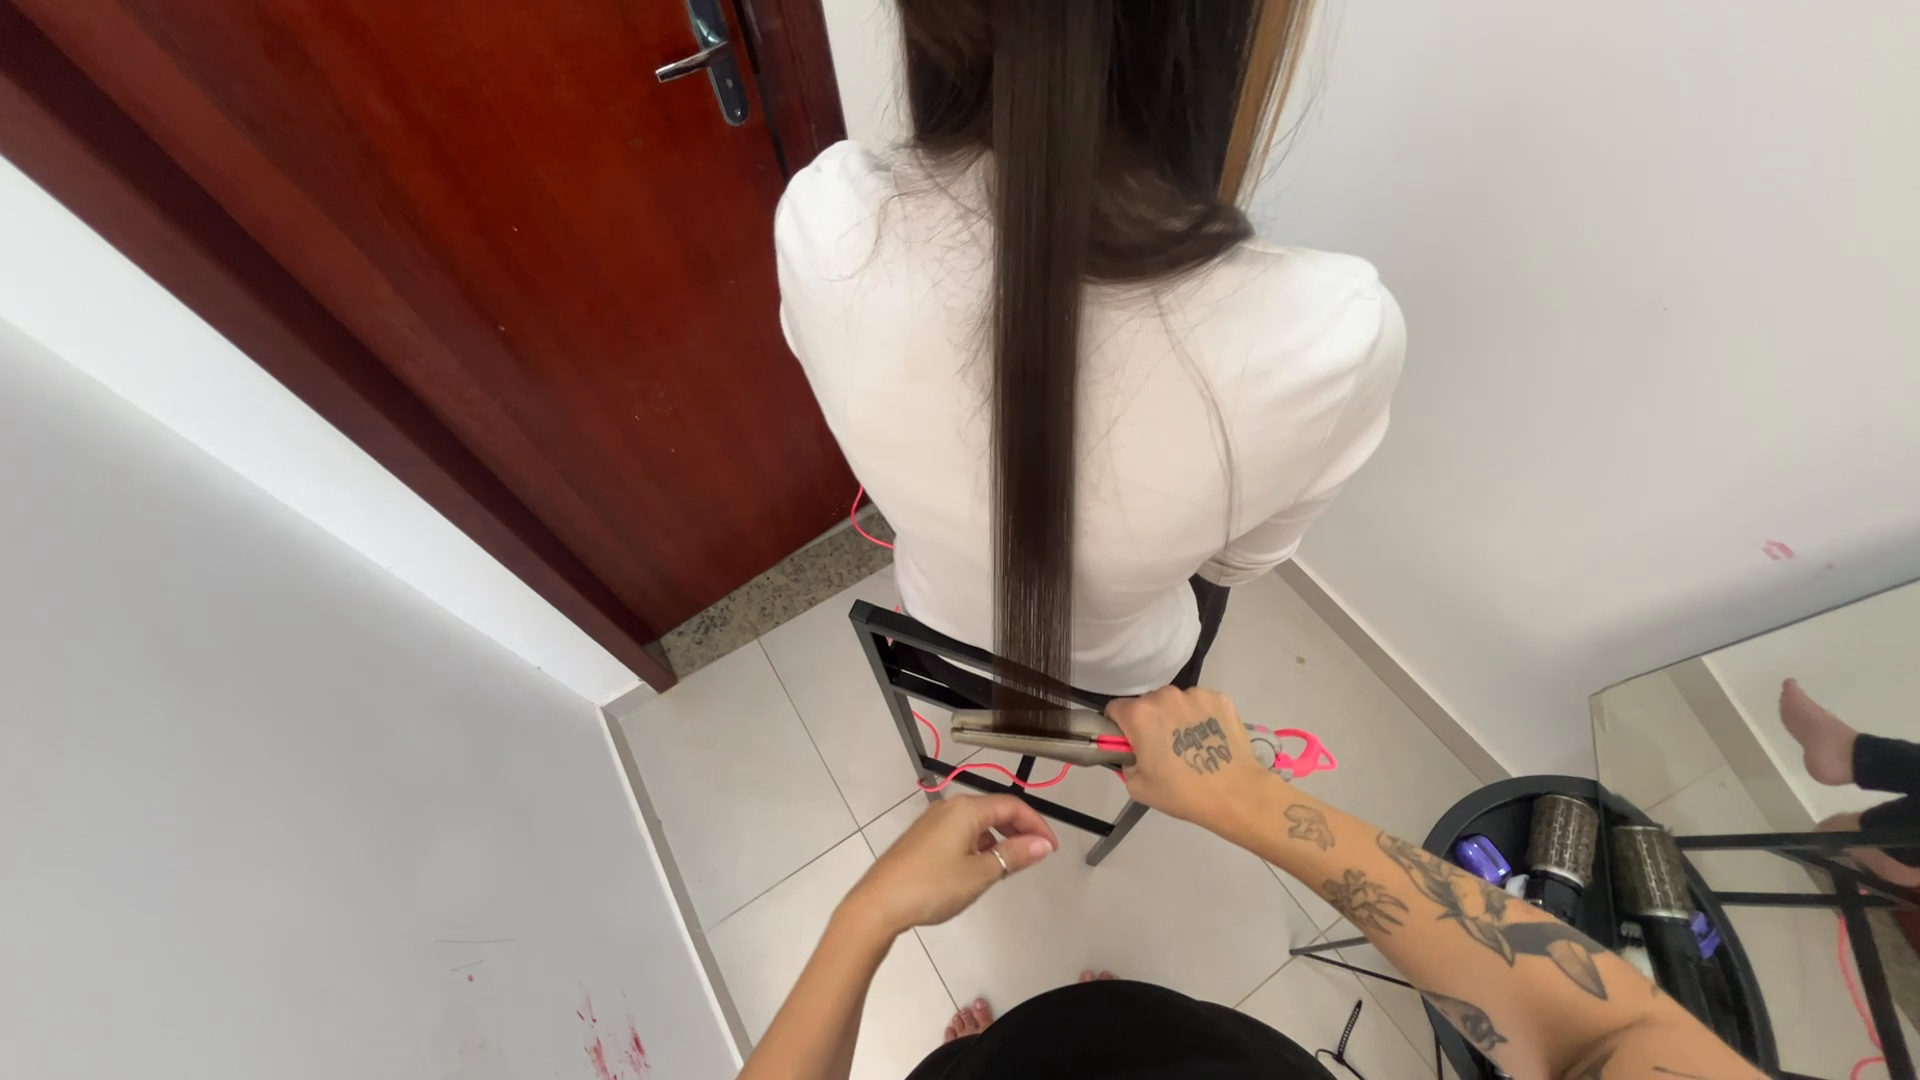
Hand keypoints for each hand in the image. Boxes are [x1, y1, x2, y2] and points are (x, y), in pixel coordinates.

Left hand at [841, 795, 1056, 935]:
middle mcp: (950, 807)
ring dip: (999, 837)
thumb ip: (1013, 855)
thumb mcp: (980, 873)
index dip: (1036, 824)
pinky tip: (980, 866)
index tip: (1051, 848)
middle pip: (994, 809)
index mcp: (967, 809)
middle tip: (1037, 855)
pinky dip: (979, 843)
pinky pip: (961, 831)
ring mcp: (934, 821)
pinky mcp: (923, 836)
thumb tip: (1042, 844)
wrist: (878, 902)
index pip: (1012, 806)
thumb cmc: (932, 886)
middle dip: (1020, 829)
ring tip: (1012, 863)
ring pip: (977, 821)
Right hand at [1107, 686, 1280, 835]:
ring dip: (1176, 717)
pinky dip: (1201, 716)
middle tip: (1163, 749)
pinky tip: (1210, 739)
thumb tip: (1132, 752)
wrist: (1237, 794)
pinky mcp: (1220, 698)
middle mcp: (1164, 696)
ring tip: (1192, 745)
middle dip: (1150, 721)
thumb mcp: (1137, 786)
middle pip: (1147, 704)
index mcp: (1140, 714)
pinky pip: (1200, 704)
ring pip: (1175, 702)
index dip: (1120, 727)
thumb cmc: (1183, 792)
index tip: (1132, 743)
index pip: (1116, 709)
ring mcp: (1195, 694)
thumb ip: (1125, 762)